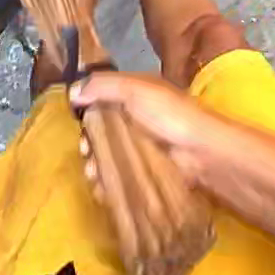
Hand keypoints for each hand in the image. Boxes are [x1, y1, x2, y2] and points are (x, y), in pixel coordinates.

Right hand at [69, 72, 229, 182]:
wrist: (201, 152)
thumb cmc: (169, 114)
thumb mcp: (135, 90)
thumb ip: (103, 86)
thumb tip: (72, 90)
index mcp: (135, 94)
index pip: (102, 99)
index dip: (87, 109)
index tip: (77, 123)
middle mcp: (136, 118)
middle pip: (102, 130)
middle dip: (89, 142)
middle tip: (86, 153)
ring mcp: (141, 146)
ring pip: (108, 155)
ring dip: (96, 164)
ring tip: (94, 174)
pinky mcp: (144, 171)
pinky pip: (119, 176)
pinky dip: (107, 183)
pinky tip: (102, 189)